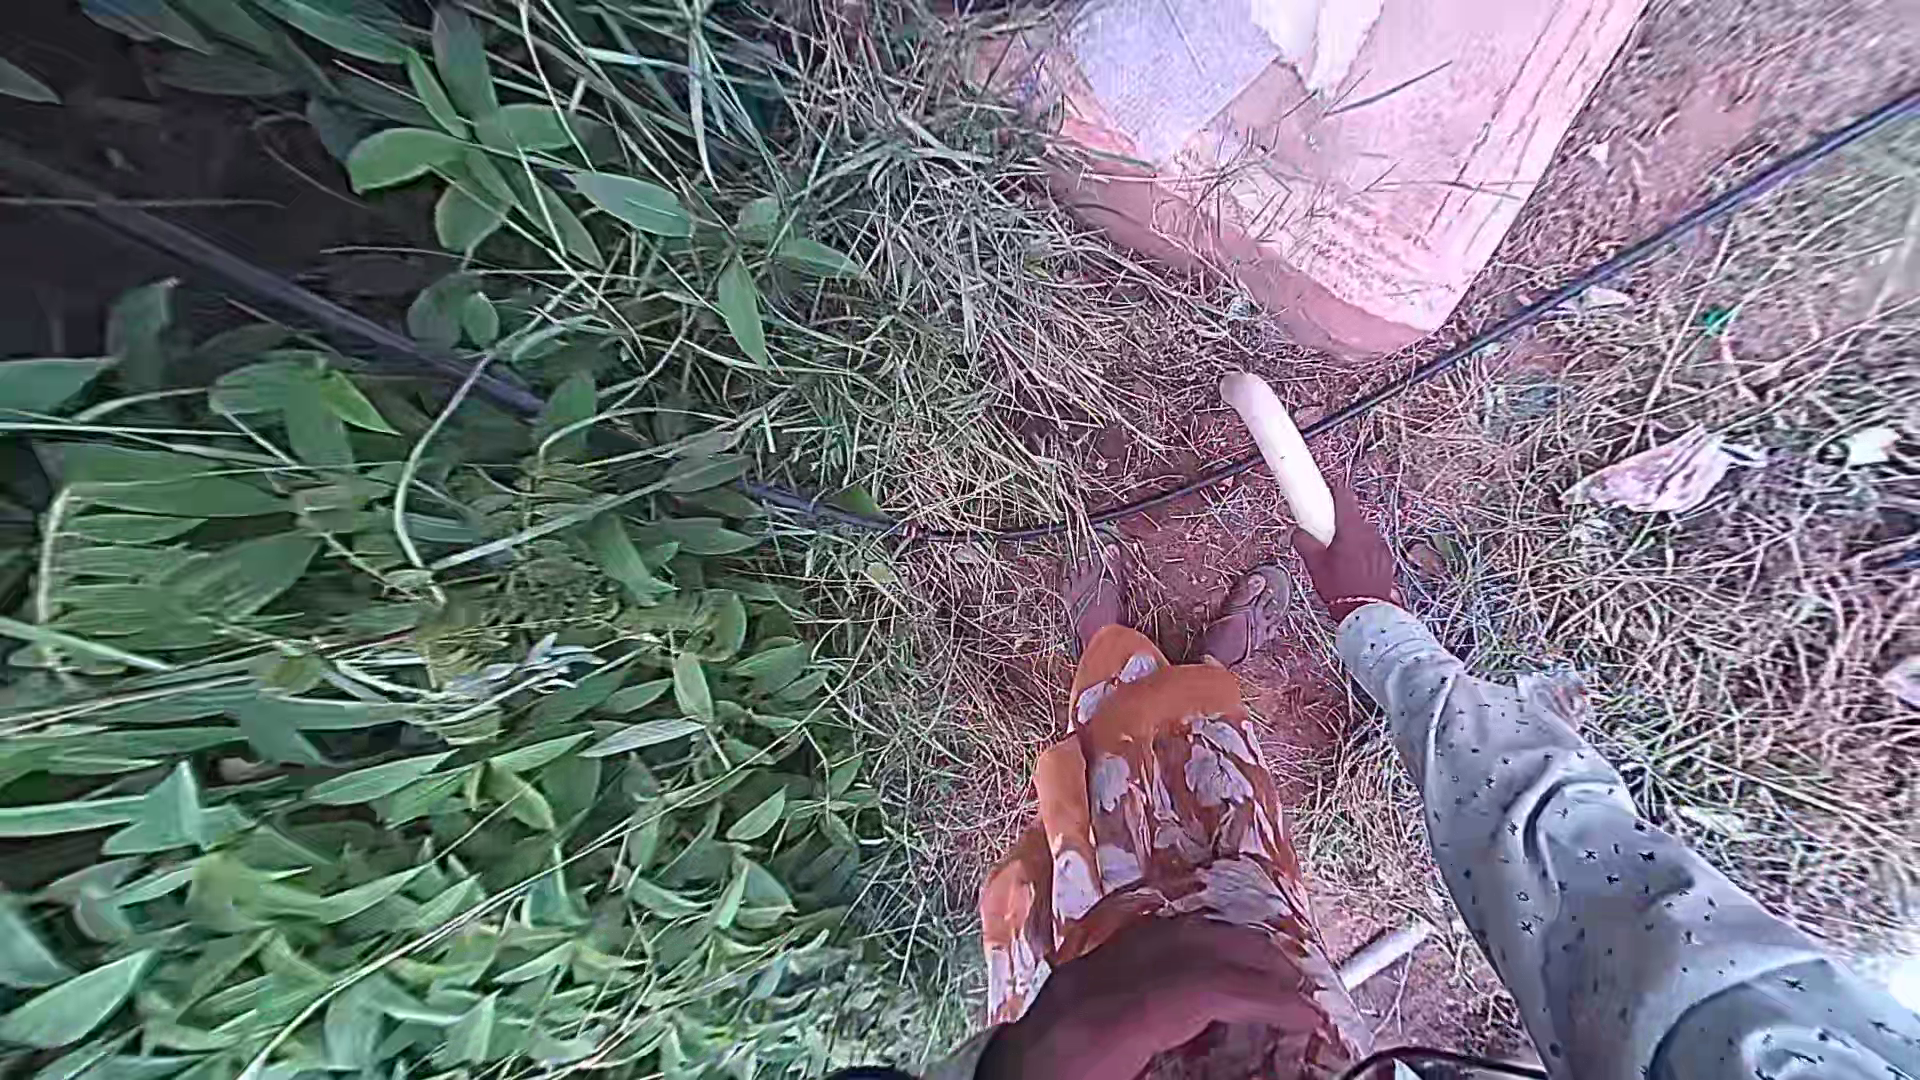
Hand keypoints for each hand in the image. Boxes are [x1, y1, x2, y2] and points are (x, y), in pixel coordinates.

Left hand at [974, 917, 1319, 1079]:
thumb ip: (1195, 1073)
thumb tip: (1257, 1064)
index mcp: (1105, 1025)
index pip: (1193, 988)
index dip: (1256, 994)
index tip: (1308, 1009)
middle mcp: (1092, 981)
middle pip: (1177, 945)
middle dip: (1244, 954)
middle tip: (1299, 980)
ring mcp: (1080, 971)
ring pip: (1156, 934)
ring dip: (1215, 941)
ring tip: (1261, 963)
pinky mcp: (1075, 974)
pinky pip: (1137, 942)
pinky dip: (1182, 943)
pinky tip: (1204, 960)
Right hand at [1292, 480, 1397, 621]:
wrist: (1367, 611)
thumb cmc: (1339, 587)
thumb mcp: (1313, 564)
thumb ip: (1304, 542)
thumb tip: (1298, 532)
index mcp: (1350, 530)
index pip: (1344, 498)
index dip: (1333, 489)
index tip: (1326, 485)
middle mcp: (1369, 533)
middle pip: (1351, 517)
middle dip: (1337, 521)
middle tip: (1323, 533)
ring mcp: (1380, 546)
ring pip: (1361, 532)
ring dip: (1349, 536)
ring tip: (1336, 554)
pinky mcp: (1386, 558)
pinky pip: (1370, 546)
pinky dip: (1359, 549)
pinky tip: (1349, 565)